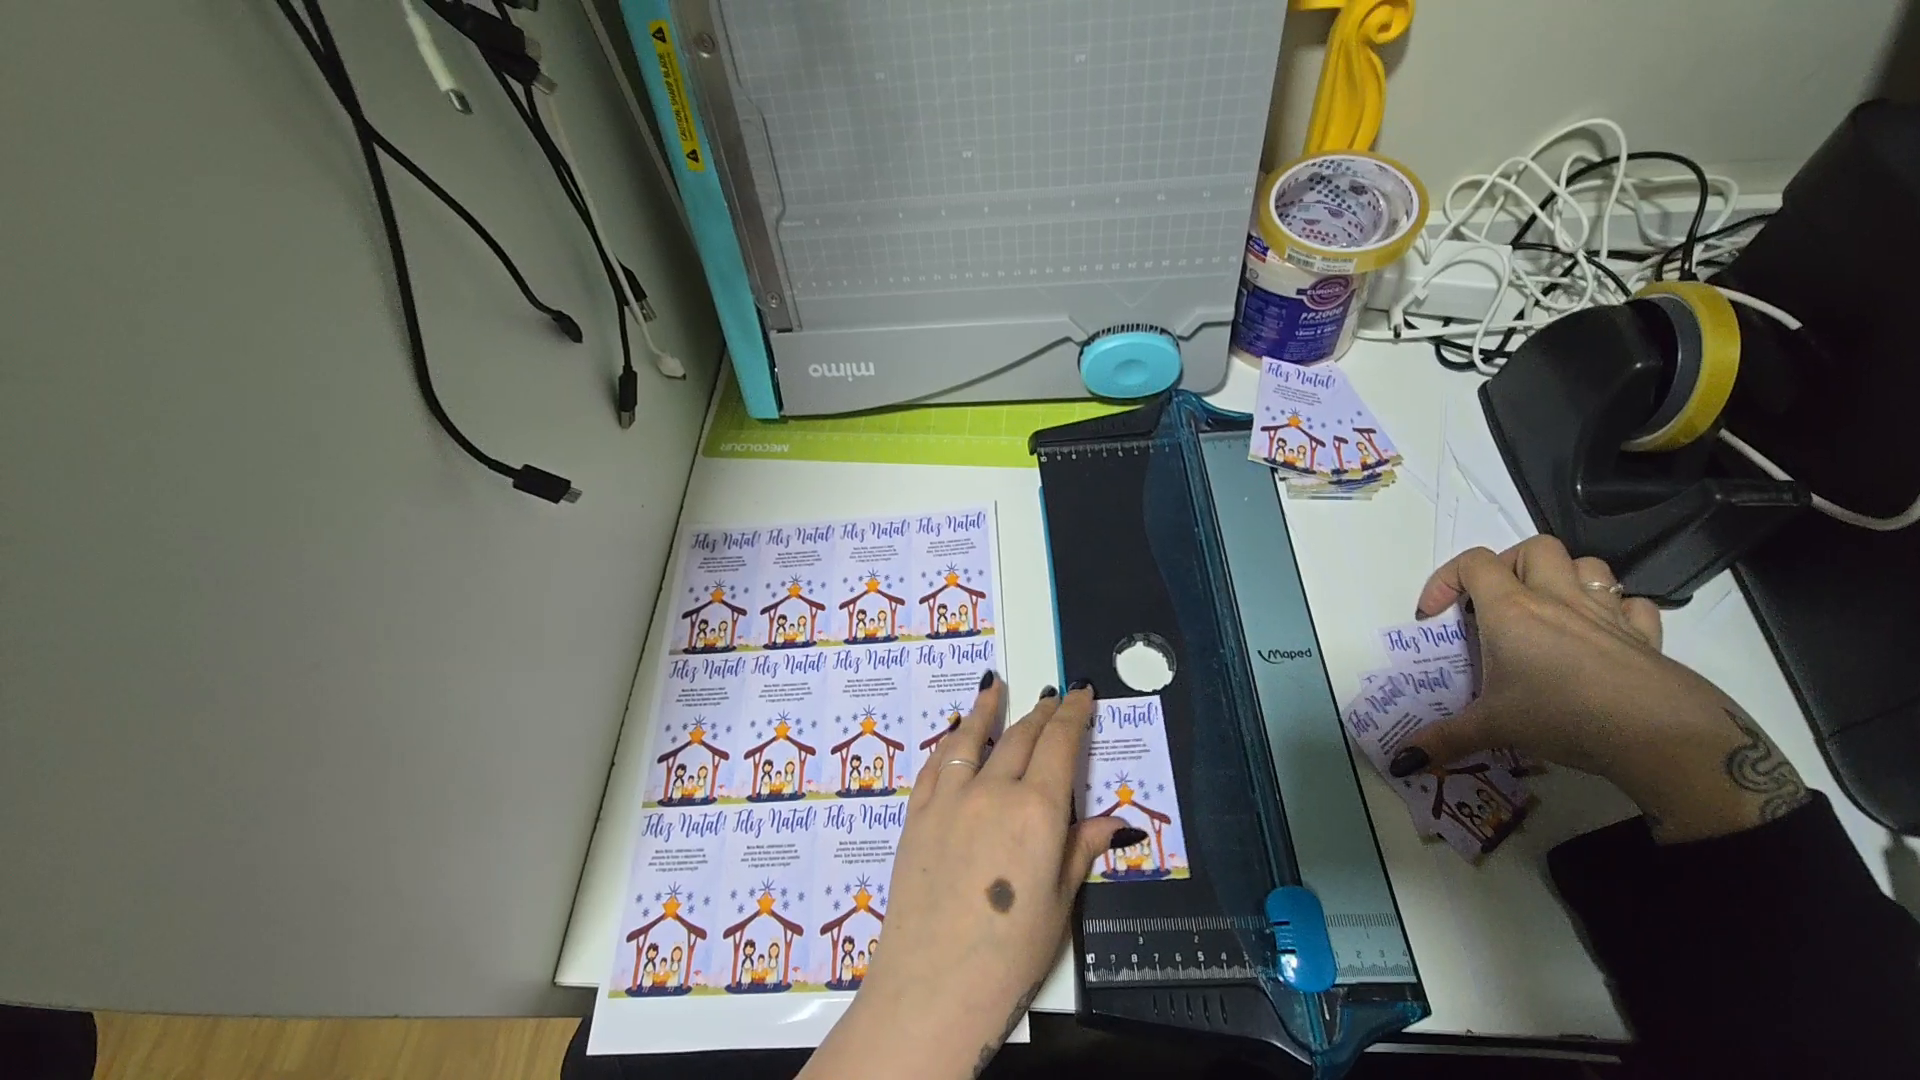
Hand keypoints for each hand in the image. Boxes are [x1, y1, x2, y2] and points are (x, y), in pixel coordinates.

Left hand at [798, 676, 1128, 1079]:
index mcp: (1037, 809)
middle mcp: (993, 790)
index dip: (1073, 714)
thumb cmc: (1011, 951)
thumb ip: (1083, 849)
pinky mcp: (916, 815)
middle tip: (1052, 695)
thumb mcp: (1060, 901)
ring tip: (995, 688)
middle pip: (1021, 737)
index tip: (1080, 693)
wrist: (934, 982)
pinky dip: (948, 742)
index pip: (1061, 745)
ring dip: (987, 710)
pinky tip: (953, 733)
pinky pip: (935, 764)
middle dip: (1040, 712)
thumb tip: (1118, 823)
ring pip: (972, 739)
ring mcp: (949, 798)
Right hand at [1394, 536, 1810, 843]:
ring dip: (1563, 577)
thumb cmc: (1561, 715)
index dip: (1446, 579)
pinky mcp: (1645, 635)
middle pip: (1533, 548)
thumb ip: (1444, 740)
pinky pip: (1632, 604)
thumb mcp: (1492, 728)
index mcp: (1511, 610)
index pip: (1473, 564)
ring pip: (1586, 564)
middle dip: (1509, 565)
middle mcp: (1557, 599)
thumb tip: (1401, 760)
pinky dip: (1615, 609)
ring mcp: (1605, 613)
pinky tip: (1602, 633)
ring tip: (1547, 609)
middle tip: (1494, 602)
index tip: (1435, 615)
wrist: (1658, 733)